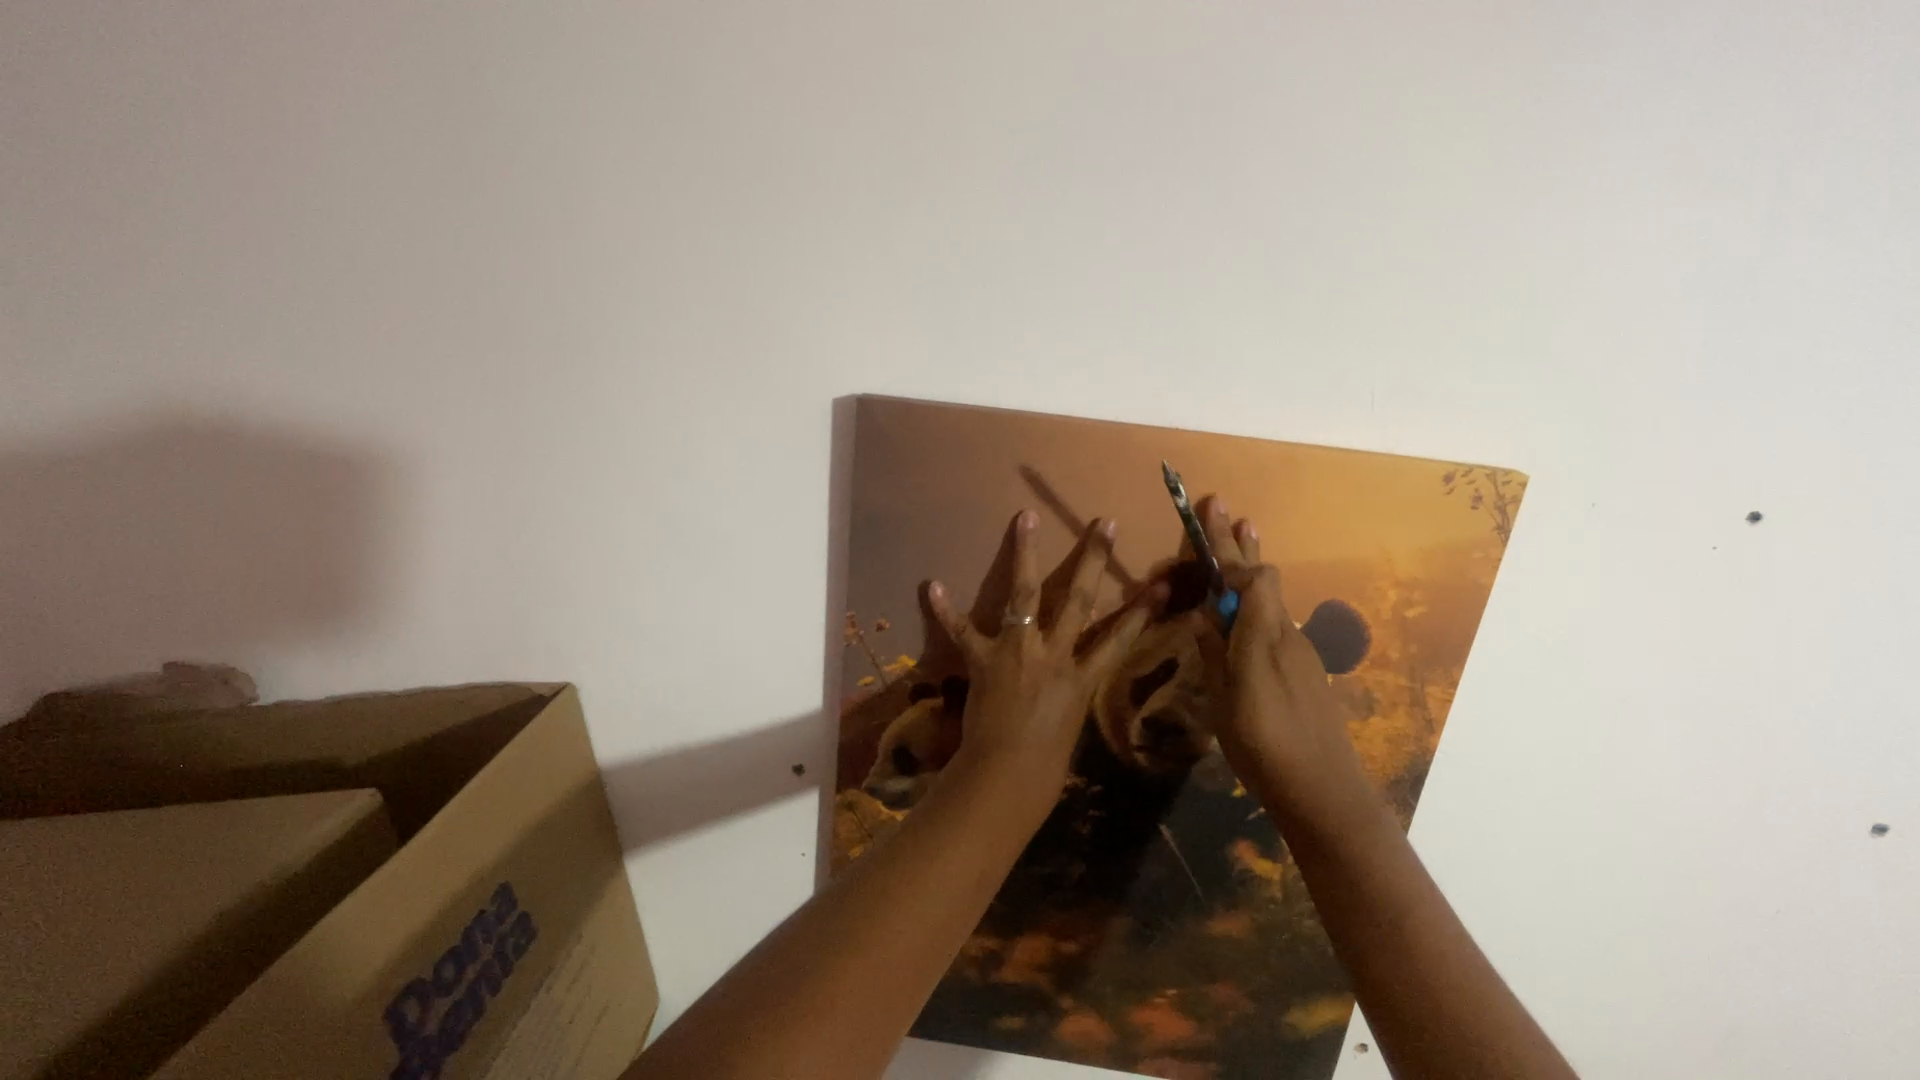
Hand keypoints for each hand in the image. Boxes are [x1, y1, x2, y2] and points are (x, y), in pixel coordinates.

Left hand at [925, 510, 1158, 800]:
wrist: (1007, 778)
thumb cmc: (1044, 765)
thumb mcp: (1069, 724)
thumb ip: (1070, 694)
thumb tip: (1068, 679)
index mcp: (1083, 678)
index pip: (1119, 639)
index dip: (1142, 611)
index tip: (1163, 583)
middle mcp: (1055, 656)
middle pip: (1079, 599)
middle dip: (1093, 560)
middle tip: (1104, 523)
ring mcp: (1020, 654)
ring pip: (1026, 594)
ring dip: (1024, 554)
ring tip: (1025, 518)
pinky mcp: (986, 661)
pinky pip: (963, 631)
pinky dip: (946, 610)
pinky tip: (932, 584)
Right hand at [1196, 496, 1371, 822]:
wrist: (1324, 790)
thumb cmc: (1264, 748)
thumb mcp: (1225, 704)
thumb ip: (1214, 655)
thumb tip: (1203, 616)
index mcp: (1262, 641)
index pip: (1252, 580)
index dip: (1229, 553)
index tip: (1211, 520)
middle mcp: (1285, 636)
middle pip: (1263, 579)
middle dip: (1239, 545)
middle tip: (1223, 507)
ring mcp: (1300, 652)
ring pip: (1271, 597)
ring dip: (1252, 565)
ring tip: (1243, 532)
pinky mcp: (1305, 669)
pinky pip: (1276, 619)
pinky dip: (1259, 599)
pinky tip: (1247, 605)